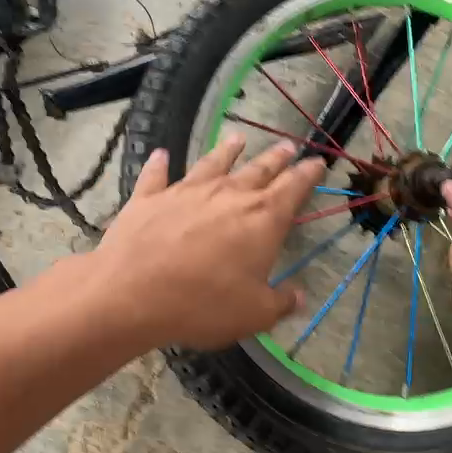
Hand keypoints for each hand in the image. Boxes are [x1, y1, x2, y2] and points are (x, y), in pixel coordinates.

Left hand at [83, 136, 323, 349]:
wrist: (132, 293)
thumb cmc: (203, 304)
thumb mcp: (254, 314)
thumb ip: (280, 302)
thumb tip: (299, 296)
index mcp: (263, 219)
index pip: (294, 188)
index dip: (308, 174)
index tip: (318, 162)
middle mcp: (229, 195)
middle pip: (259, 170)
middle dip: (277, 158)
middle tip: (288, 145)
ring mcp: (187, 191)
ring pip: (213, 163)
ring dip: (227, 150)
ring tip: (238, 138)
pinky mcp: (150, 197)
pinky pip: (157, 175)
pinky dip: (160, 164)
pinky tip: (161, 153)